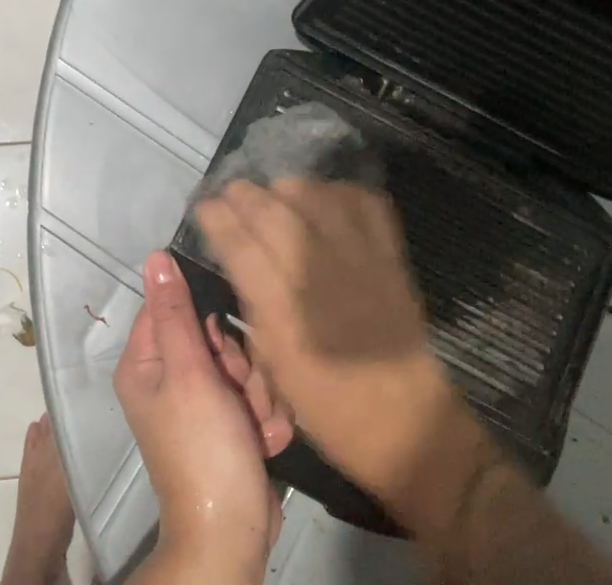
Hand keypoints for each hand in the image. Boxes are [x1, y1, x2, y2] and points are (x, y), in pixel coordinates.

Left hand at [115, 251, 291, 579]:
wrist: (233, 530)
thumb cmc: (203, 447)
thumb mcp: (188, 371)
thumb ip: (175, 312)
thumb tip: (155, 256)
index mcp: (146, 362)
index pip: (174, 308)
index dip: (206, 322)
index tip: (219, 346)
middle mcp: (169, 378)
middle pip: (217, 339)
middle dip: (240, 367)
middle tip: (236, 393)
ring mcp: (202, 404)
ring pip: (246, 369)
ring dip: (259, 398)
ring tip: (251, 427)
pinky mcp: (230, 426)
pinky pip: (258, 400)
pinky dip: (265, 422)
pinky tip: (261, 444)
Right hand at [194, 179, 458, 508]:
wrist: (408, 423)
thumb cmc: (330, 409)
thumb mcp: (274, 366)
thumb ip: (255, 308)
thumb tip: (240, 266)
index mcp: (281, 309)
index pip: (237, 243)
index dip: (215, 218)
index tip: (203, 208)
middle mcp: (316, 274)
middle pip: (272, 211)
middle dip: (244, 194)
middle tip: (231, 193)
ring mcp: (358, 260)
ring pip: (315, 197)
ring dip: (286, 188)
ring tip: (273, 192)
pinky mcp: (390, 258)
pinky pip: (364, 205)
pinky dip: (339, 192)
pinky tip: (323, 200)